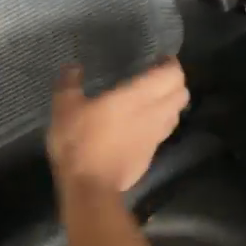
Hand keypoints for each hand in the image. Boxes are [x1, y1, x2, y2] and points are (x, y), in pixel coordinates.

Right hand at [47, 59, 190, 193]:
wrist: (90, 187)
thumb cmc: (79, 143)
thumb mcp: (64, 108)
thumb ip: (70, 84)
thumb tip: (73, 68)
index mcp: (137, 97)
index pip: (173, 75)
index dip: (171, 64)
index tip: (158, 59)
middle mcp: (154, 114)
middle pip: (182, 92)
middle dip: (174, 82)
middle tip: (155, 77)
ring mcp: (155, 137)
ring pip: (176, 113)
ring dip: (169, 103)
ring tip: (151, 100)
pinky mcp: (150, 154)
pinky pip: (163, 132)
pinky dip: (158, 123)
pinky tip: (139, 125)